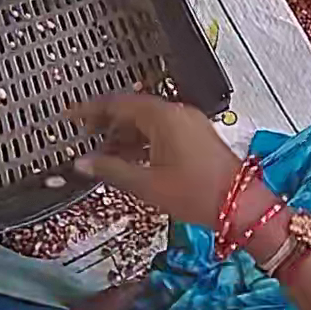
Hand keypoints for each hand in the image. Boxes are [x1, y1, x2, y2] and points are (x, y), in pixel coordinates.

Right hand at [73, 93, 240, 228]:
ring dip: (125, 135)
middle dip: (107, 124)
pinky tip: (131, 160)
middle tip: (84, 137)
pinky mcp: (197, 137)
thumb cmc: (196, 193)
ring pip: (148, 122)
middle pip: (133, 110)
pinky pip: (163, 131)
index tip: (69, 114)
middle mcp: (178, 113)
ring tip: (105, 156)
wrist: (241, 206)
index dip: (89, 109)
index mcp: (164, 117)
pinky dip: (143, 141)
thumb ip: (111, 169)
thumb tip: (82, 163)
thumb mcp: (146, 184)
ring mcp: (190, 124)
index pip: (118, 103)